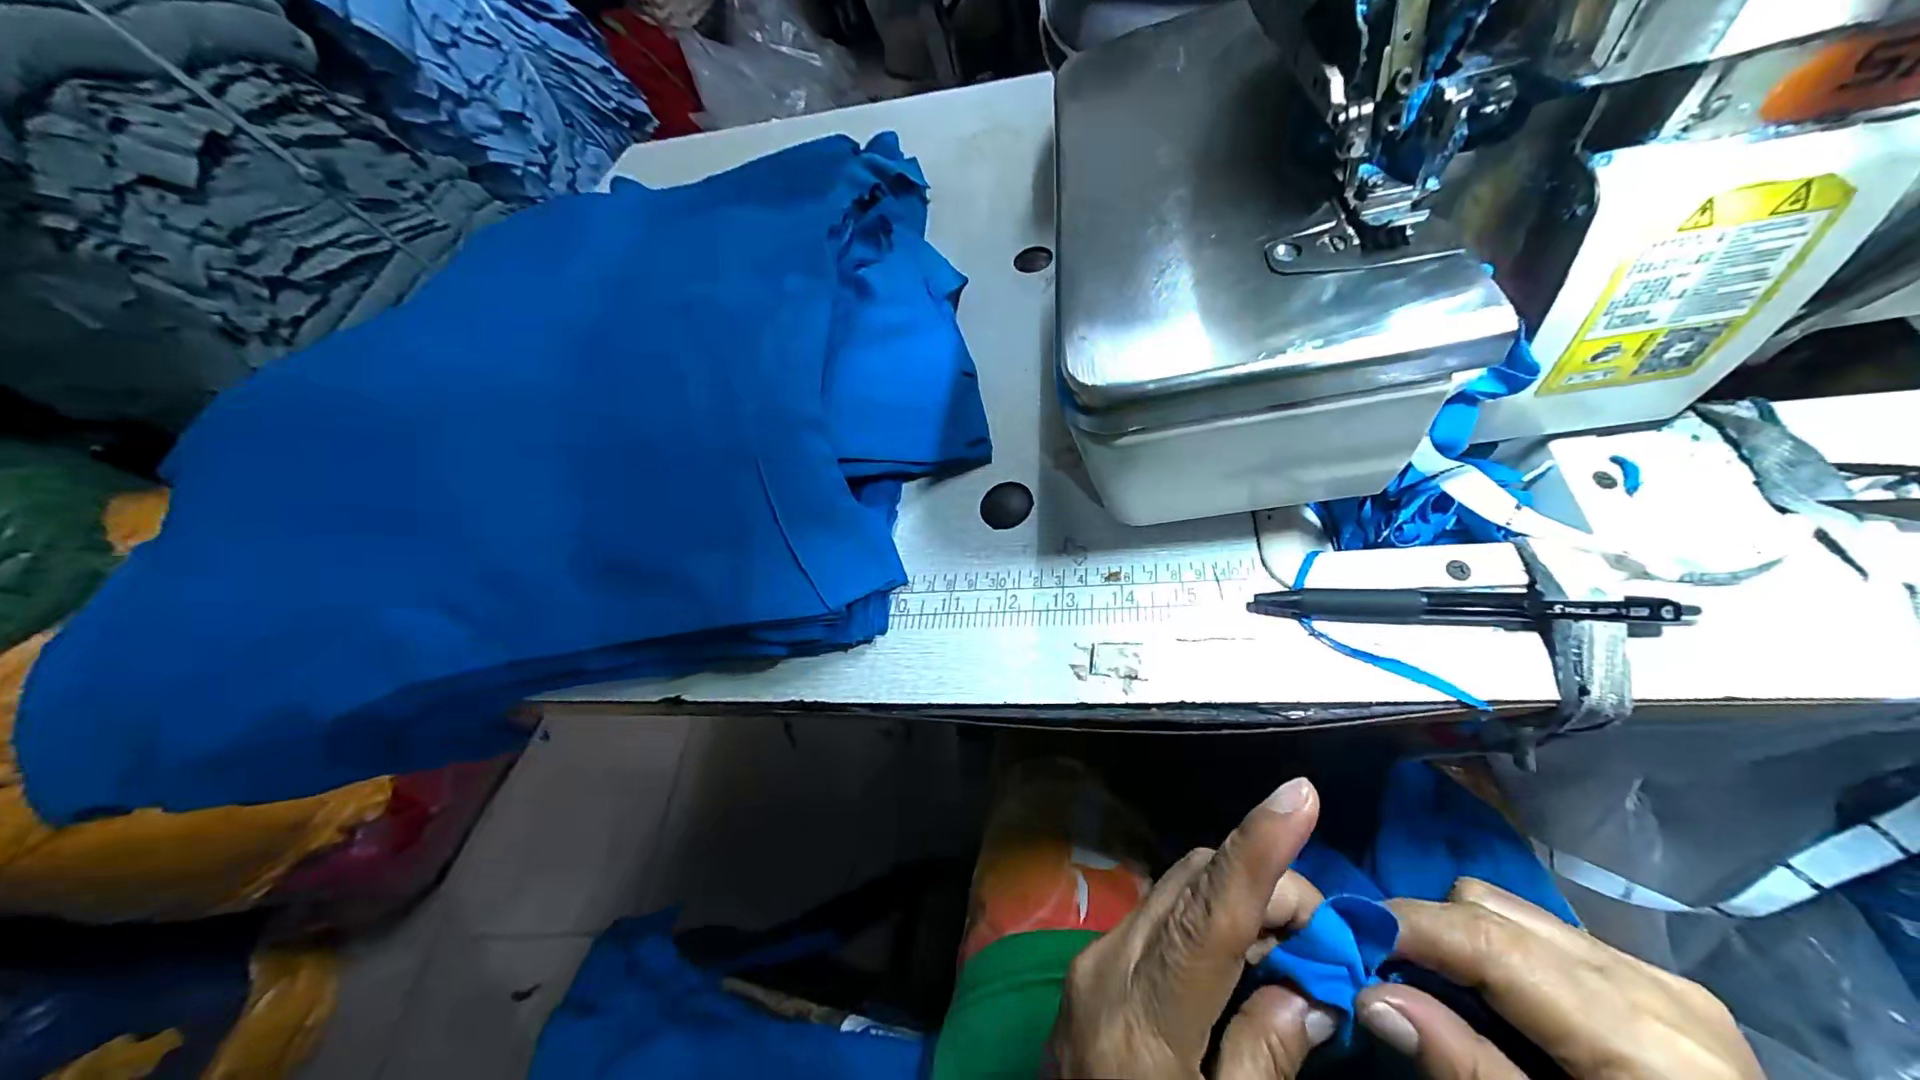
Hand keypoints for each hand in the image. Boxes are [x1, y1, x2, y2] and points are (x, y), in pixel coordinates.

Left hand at [1047, 777, 1337, 1078]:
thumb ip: (1265, 1058)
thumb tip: (1309, 994)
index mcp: (1141, 1018)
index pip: (1208, 911)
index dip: (1257, 847)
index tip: (1298, 794)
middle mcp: (1107, 968)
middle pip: (1194, 884)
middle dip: (1266, 886)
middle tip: (1327, 941)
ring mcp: (1091, 963)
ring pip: (1177, 893)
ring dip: (1239, 902)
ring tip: (1294, 954)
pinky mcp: (1090, 969)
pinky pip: (1159, 921)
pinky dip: (1208, 924)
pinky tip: (1244, 964)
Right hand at [1355, 878, 1763, 1079]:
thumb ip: (1471, 1070)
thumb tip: (1371, 997)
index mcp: (1644, 1035)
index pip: (1492, 939)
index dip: (1405, 926)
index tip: (1338, 933)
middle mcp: (1652, 983)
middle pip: (1492, 906)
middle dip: (1425, 930)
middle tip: (1382, 974)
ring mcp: (1664, 981)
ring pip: (1514, 911)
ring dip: (1459, 939)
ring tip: (1436, 990)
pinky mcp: (1663, 990)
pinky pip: (1549, 938)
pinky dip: (1501, 955)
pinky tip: (1499, 1005)